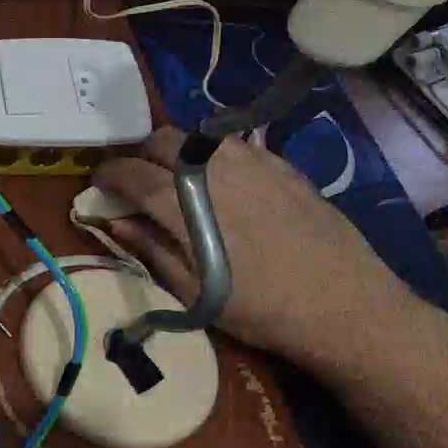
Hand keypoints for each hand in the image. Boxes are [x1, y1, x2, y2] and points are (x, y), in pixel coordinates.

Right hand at [91, 128, 422, 377]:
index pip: (130, 172)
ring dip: (178, 152)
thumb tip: (114, 222)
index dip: (107, 175)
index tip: (100, 185)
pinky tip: (222, 184)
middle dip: (140, 156)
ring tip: (178, 180)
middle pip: (162, 141)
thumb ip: (149, 248)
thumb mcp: (191, 291)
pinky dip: (214, 158)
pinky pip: (237, 147)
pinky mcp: (285, 167)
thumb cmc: (260, 310)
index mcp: (185, 204)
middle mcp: (216, 172)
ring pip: (199, 137)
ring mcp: (255, 163)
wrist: (347, 308)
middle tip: (137, 184)